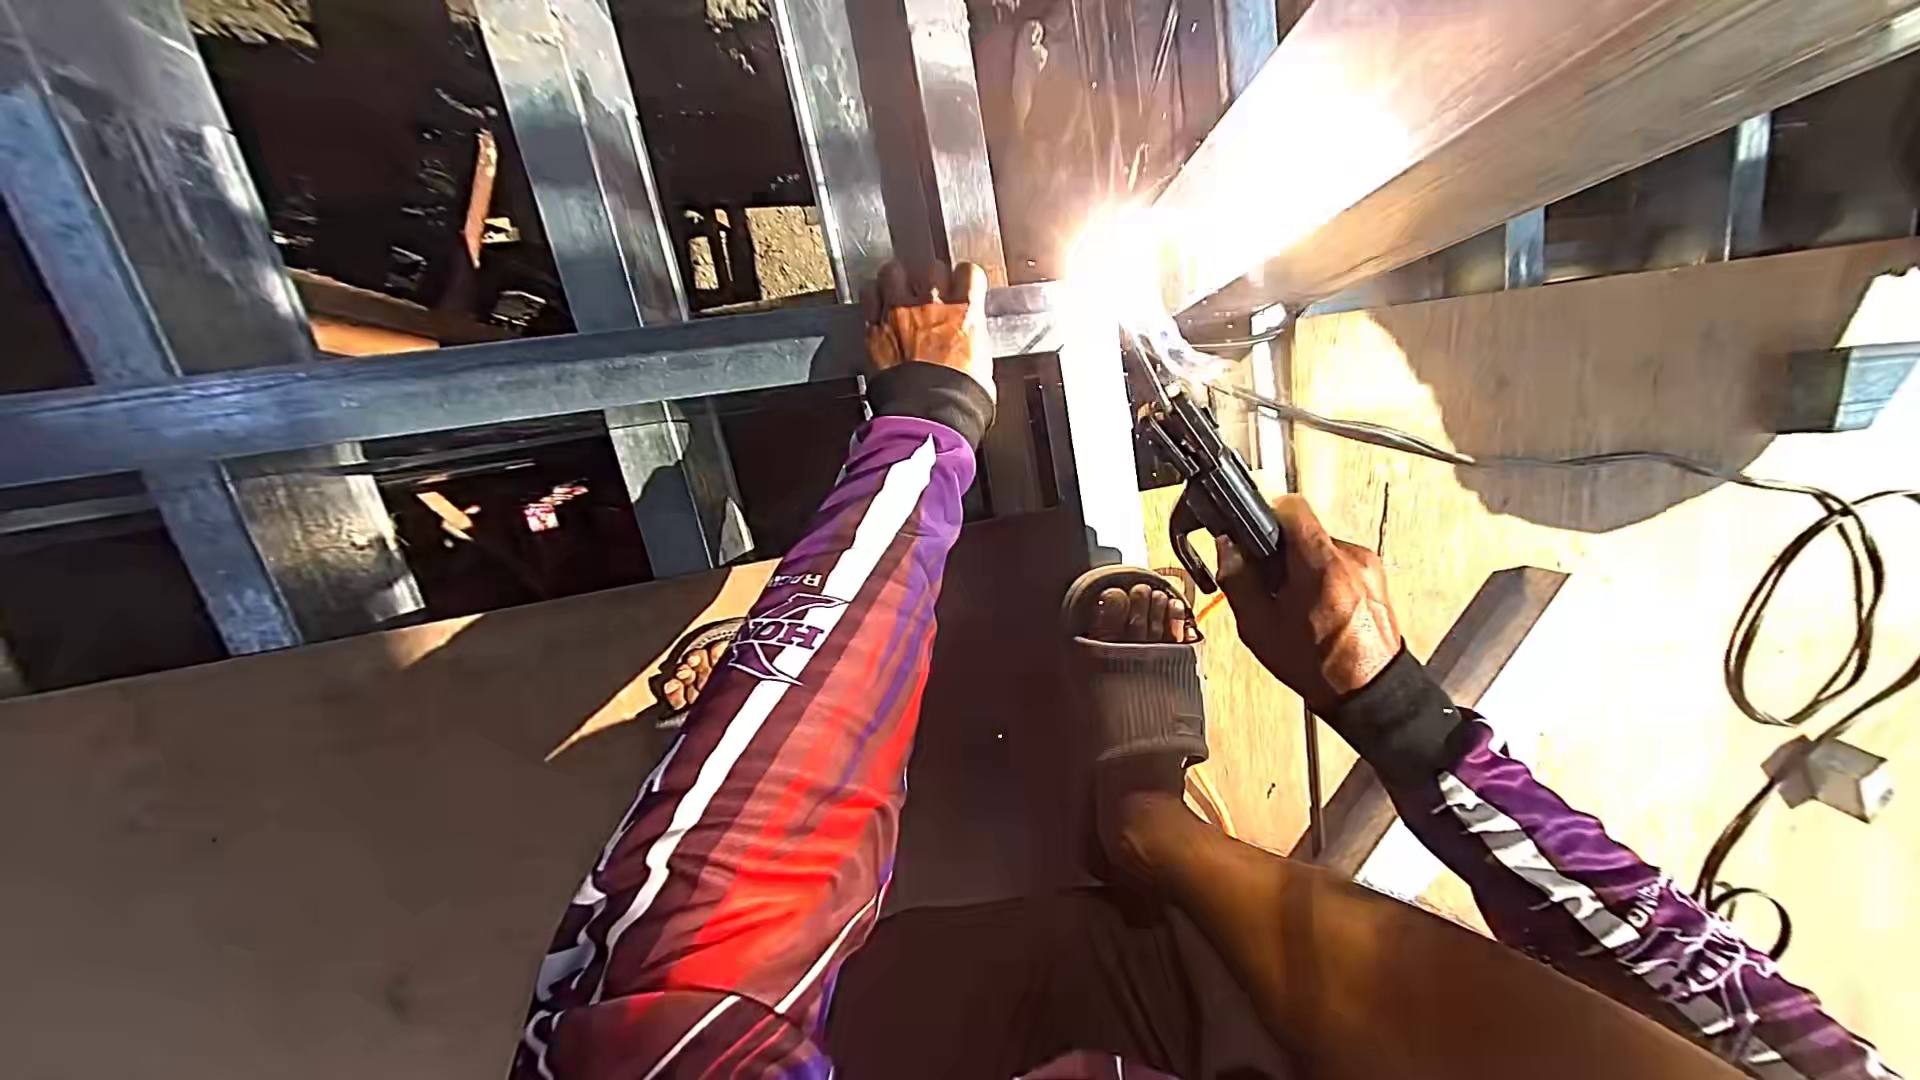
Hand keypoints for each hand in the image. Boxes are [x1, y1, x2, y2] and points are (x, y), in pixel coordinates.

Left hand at [864, 260, 993, 399]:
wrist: (927, 415)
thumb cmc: (959, 399)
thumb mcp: (982, 368)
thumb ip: (973, 344)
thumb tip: (971, 344)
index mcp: (965, 312)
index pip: (968, 273)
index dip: (966, 280)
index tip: (964, 288)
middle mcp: (931, 305)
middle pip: (932, 268)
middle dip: (933, 280)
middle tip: (932, 294)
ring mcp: (899, 314)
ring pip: (894, 271)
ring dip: (898, 279)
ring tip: (899, 289)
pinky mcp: (874, 329)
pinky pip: (868, 295)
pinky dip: (873, 297)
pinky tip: (877, 305)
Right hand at [1216, 495, 1402, 712]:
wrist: (1369, 693)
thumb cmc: (1317, 665)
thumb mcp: (1258, 625)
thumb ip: (1238, 580)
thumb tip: (1228, 549)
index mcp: (1319, 565)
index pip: (1291, 507)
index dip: (1266, 515)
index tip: (1254, 533)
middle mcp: (1350, 557)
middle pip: (1303, 529)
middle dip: (1280, 549)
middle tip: (1268, 580)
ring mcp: (1368, 566)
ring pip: (1320, 546)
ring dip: (1302, 564)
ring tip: (1292, 599)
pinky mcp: (1377, 578)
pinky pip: (1339, 562)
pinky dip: (1322, 576)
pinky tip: (1314, 606)